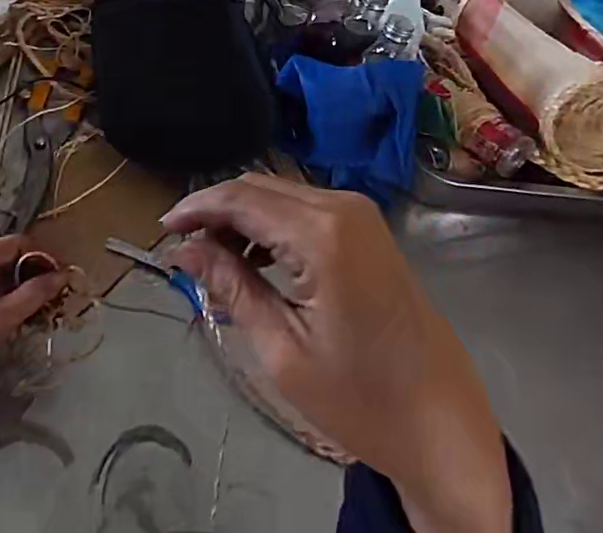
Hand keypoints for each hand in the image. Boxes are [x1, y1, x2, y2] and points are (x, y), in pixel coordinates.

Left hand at [0, 236, 64, 477]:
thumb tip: (65, 274)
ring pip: (10, 281)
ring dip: (32, 291)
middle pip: (14, 261)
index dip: (44, 255)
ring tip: (55, 305)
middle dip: (39, 274)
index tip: (67, 273)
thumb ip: (34, 294)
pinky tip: (37, 317)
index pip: (16, 244)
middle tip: (64, 291)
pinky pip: (2, 298)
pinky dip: (21, 304)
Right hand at [163, 176, 511, 532]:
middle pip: (260, 186)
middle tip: (184, 252)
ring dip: (244, 218)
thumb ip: (231, 287)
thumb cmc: (360, 396)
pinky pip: (306, 209)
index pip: (241, 198)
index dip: (196, 208)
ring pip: (282, 194)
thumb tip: (184, 250)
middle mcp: (342, 205)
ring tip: (214, 266)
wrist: (440, 416)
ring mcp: (360, 212)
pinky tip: (255, 262)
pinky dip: (273, 225)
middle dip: (217, 211)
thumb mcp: (282, 349)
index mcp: (322, 233)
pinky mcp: (367, 226)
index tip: (162, 230)